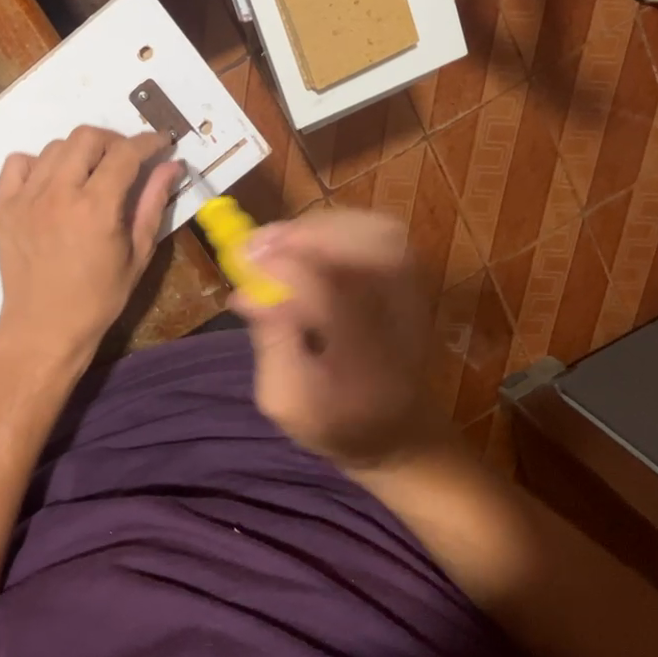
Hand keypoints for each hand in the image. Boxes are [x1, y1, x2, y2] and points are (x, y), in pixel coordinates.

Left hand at [0, 127, 181, 383]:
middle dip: (113, 141)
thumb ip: (153, 204)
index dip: (148, 142)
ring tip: (90, 173)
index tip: (160, 144)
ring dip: (79, 152)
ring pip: (54, 147)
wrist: (44, 329)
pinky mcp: (3, 207)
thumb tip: (172, 165)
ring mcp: (25, 198)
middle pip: (87, 137)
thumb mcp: (137, 255)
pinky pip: (17, 163)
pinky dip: (38, 163)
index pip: (125, 153)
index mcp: (96, 208)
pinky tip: (51, 183)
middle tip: (126, 160)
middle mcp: (58, 194)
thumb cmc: (98, 300)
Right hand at [230, 210, 445, 469]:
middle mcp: (400, 315)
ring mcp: (413, 291)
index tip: (243, 264)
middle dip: (303, 239)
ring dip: (315, 230)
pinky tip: (302, 243)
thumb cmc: (334, 420)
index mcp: (369, 358)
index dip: (286, 270)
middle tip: (253, 246)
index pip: (335, 294)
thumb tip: (245, 294)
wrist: (398, 429)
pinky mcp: (411, 276)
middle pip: (365, 249)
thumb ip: (271, 347)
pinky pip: (375, 230)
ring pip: (370, 232)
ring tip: (272, 245)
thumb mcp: (287, 401)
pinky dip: (334, 227)